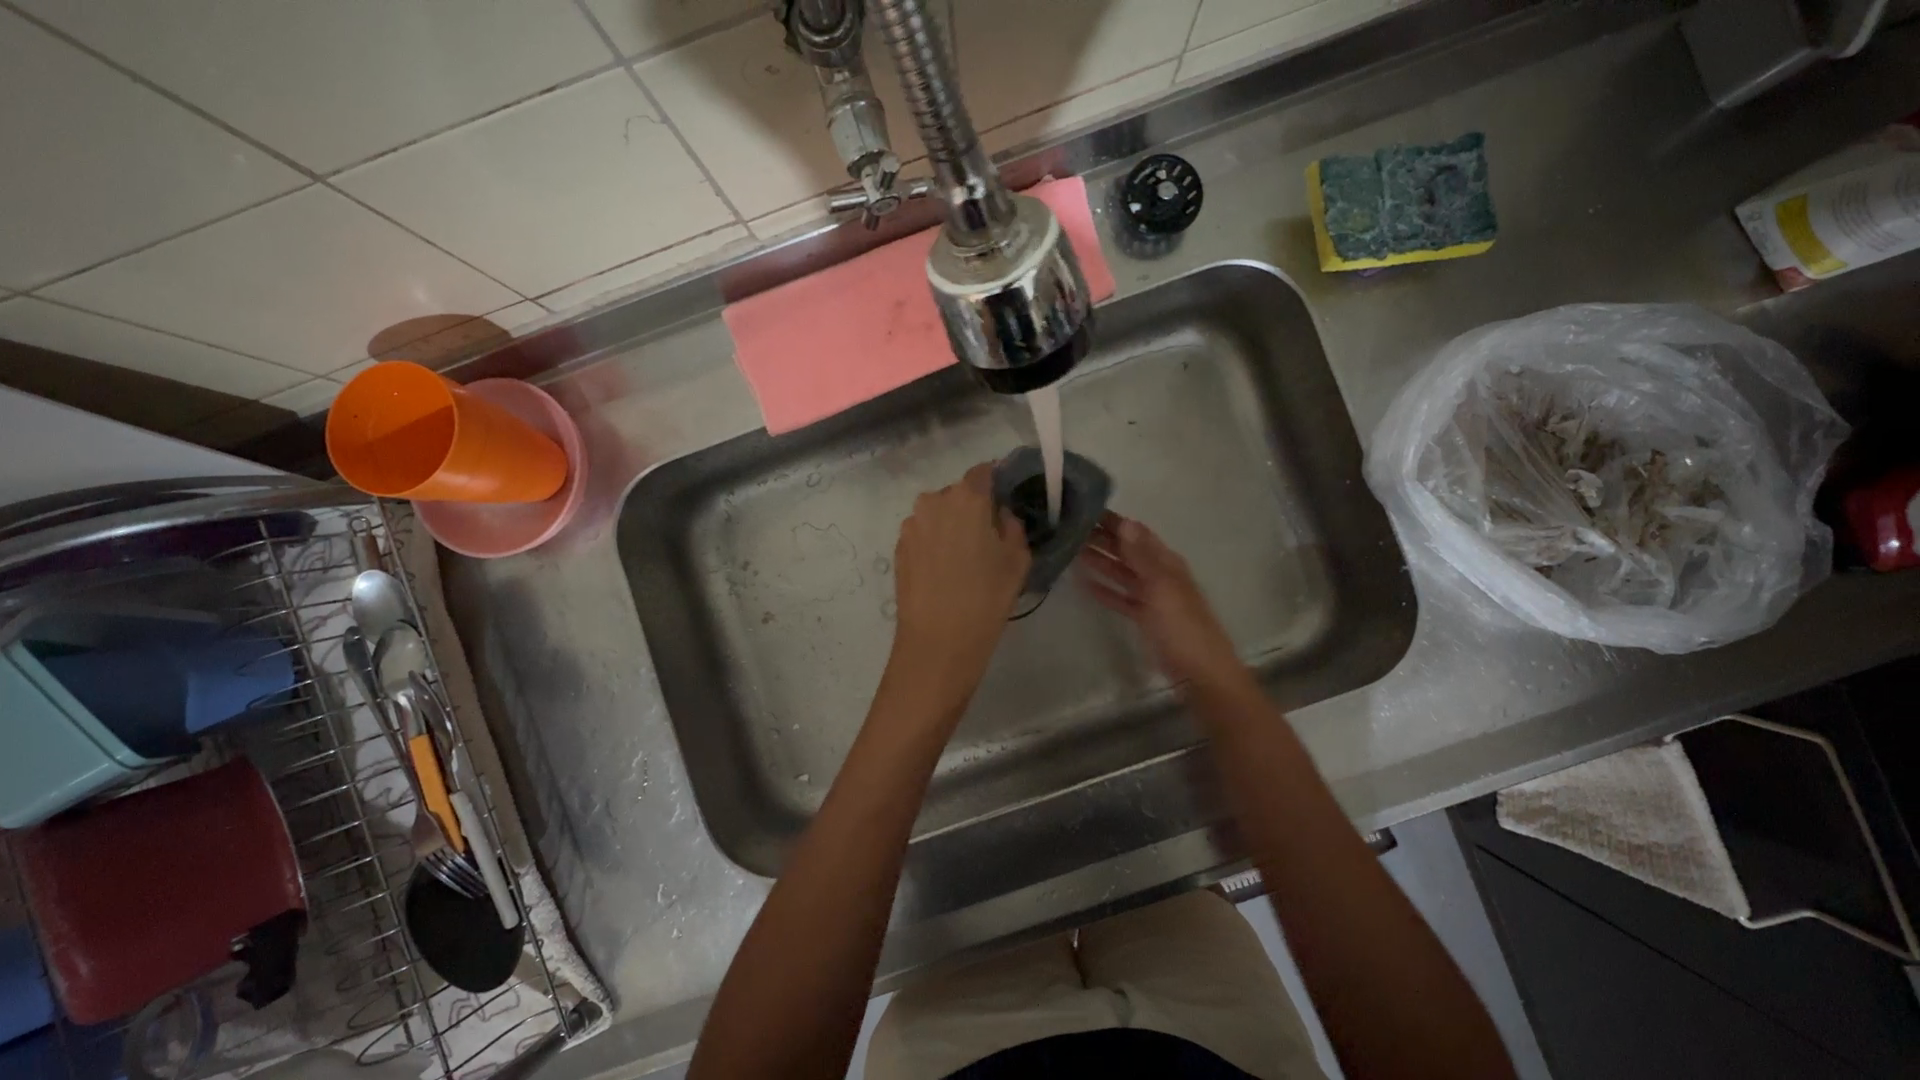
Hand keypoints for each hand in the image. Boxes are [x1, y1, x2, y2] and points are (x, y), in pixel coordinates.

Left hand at [888, 463, 1031, 701]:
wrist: (938, 639)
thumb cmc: (987, 596)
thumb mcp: (1018, 559)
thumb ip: (1012, 526)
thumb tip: (1000, 515)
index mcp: (968, 497)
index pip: (983, 472)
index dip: (995, 482)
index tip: (1004, 500)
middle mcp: (934, 501)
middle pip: (958, 493)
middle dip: (972, 507)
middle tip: (986, 536)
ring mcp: (912, 524)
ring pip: (938, 514)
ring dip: (950, 526)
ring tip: (962, 558)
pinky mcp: (899, 547)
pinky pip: (923, 534)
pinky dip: (934, 543)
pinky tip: (943, 571)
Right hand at [1079, 513, 1245, 688]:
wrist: (1199, 671)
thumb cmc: (1182, 626)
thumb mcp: (1161, 587)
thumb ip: (1141, 555)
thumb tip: (1125, 521)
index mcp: (1167, 562)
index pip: (1137, 533)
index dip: (1114, 521)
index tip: (1084, 509)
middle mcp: (1159, 574)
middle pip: (1128, 551)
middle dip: (1103, 539)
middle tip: (1069, 528)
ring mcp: (1152, 597)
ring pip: (1122, 573)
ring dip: (1101, 562)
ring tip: (1072, 550)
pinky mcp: (1145, 618)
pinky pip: (1121, 598)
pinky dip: (1105, 590)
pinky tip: (1085, 584)